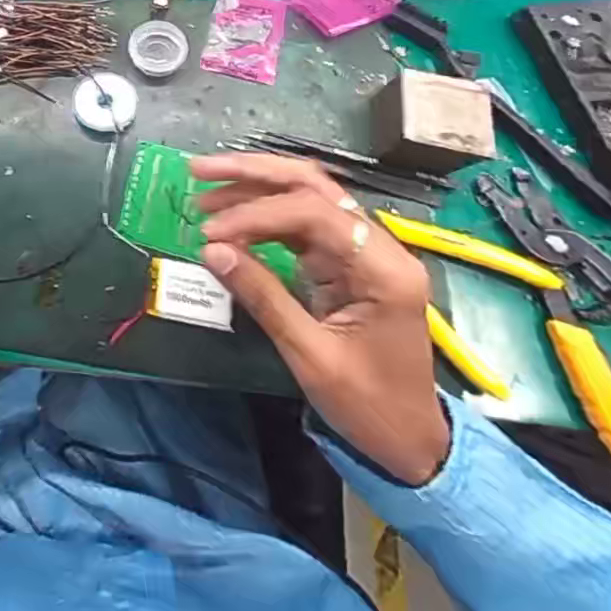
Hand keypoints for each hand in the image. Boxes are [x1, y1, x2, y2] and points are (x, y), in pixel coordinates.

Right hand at [190, 153, 449, 484]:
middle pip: (313, 186)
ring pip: (305, 195)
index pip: (315, 214)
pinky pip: (300, 222)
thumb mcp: (311, 356)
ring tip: (204, 189)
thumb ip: (263, 296)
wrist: (411, 441)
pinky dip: (261, 213)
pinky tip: (230, 214)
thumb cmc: (370, 405)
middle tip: (200, 169)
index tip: (210, 232)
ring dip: (253, 187)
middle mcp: (378, 246)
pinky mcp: (344, 261)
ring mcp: (362, 251)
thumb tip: (212, 251)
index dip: (256, 214)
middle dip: (253, 172)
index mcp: (384, 269)